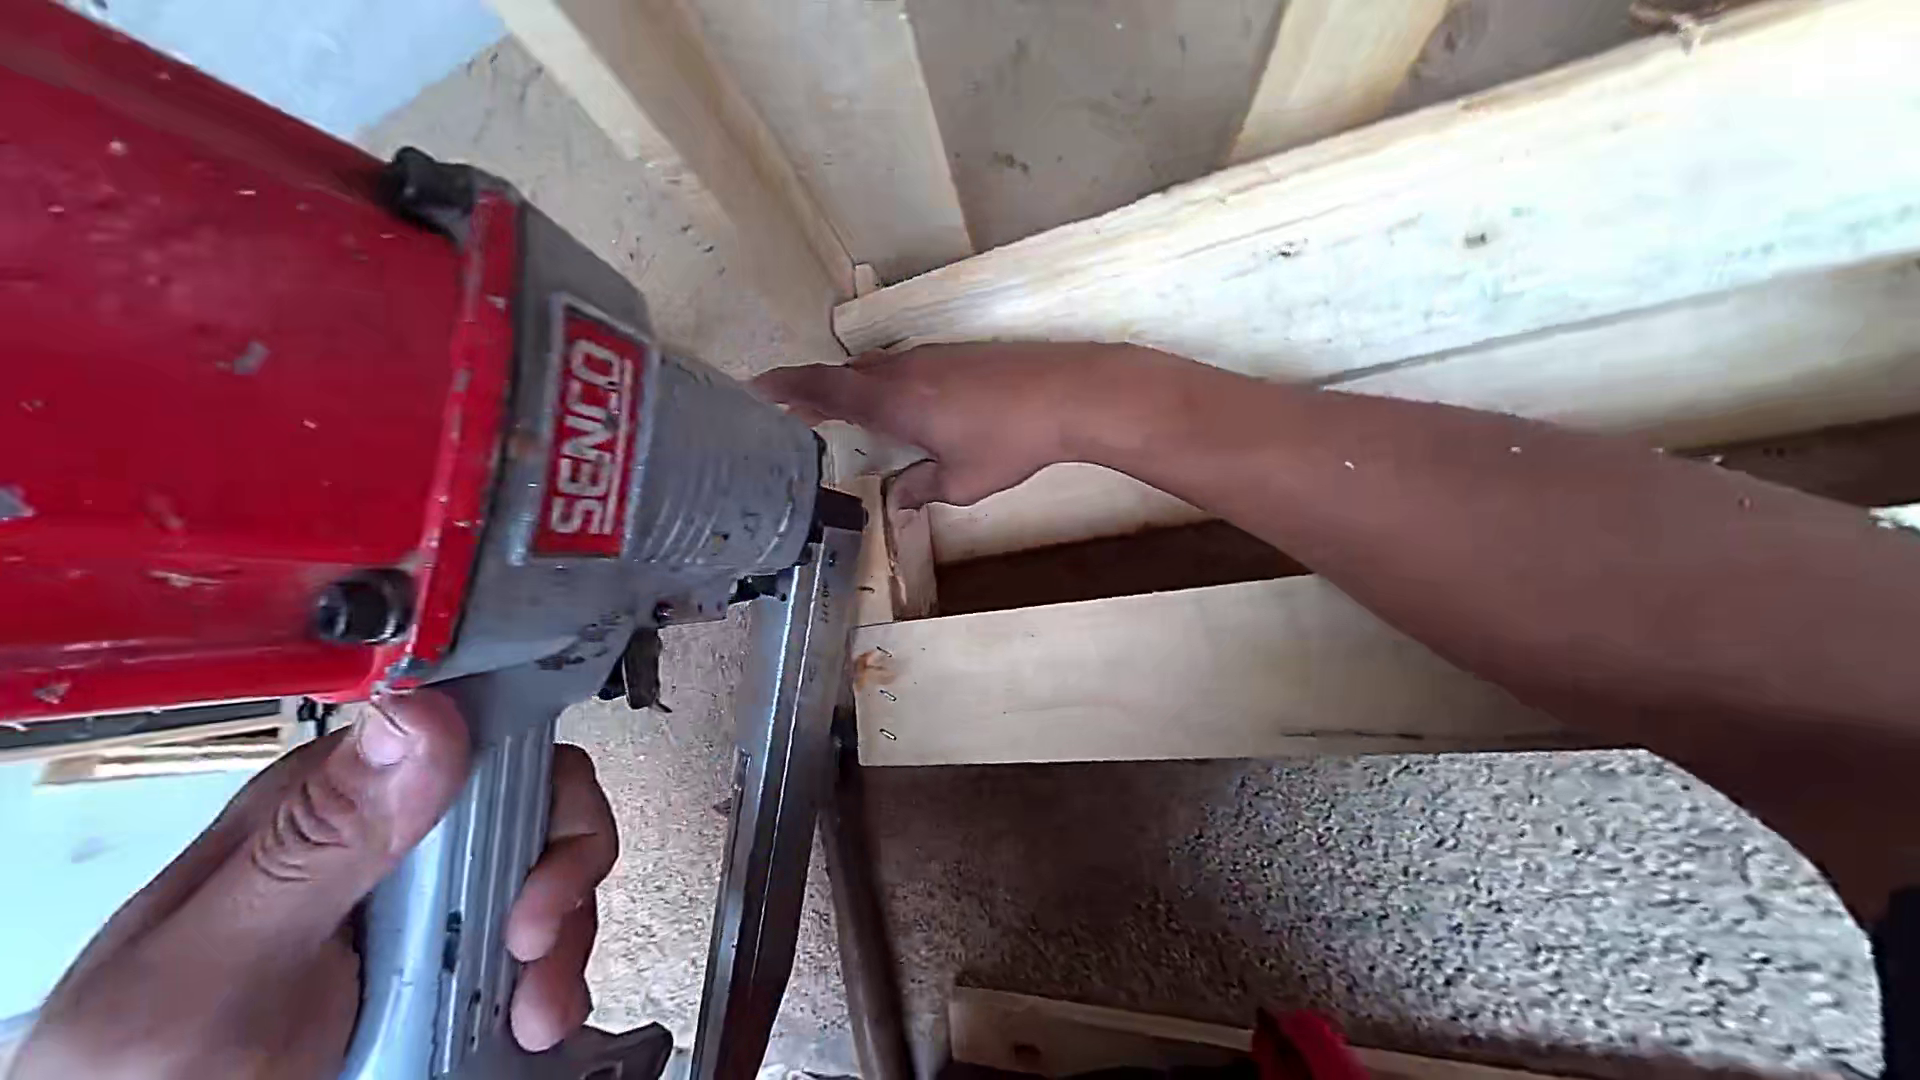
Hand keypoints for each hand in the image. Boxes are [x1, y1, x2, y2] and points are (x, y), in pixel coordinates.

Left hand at [12, 691, 618, 1078]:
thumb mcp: (211, 973)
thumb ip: (318, 840)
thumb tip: (422, 705)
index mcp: (340, 795)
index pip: (479, 730)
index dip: (533, 778)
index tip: (540, 863)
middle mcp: (407, 824)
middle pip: (541, 793)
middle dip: (566, 863)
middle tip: (536, 944)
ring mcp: (444, 881)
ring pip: (558, 856)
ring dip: (570, 929)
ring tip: (538, 1013)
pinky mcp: (468, 936)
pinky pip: (555, 917)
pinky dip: (562, 965)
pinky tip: (538, 1017)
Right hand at [753, 342, 1162, 507]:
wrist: (1068, 394)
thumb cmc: (1009, 442)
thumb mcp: (961, 482)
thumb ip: (921, 489)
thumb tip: (896, 500)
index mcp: (895, 401)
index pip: (827, 387)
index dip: (789, 386)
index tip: (757, 388)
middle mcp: (906, 371)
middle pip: (846, 373)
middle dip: (815, 390)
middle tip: (795, 410)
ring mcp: (933, 357)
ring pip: (876, 367)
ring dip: (852, 385)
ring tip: (840, 409)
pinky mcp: (957, 354)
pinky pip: (904, 365)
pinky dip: (884, 382)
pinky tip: (898, 404)